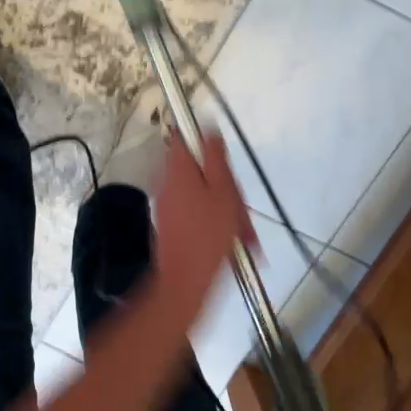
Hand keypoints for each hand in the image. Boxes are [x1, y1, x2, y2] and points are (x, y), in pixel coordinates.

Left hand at [150, 133, 254, 315]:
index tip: (226, 164)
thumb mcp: (222, 192)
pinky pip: (198, 213)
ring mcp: (168, 203)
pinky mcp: (172, 224)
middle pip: (199, 169)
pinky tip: (234, 243)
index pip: (185, 137)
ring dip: (226, 209)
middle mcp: (167, 180)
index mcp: (177, 167)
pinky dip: (216, 223)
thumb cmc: (207, 235)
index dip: (207, 143)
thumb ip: (215, 158)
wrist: (184, 283)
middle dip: (226, 188)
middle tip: (242, 211)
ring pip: (203, 194)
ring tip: (244, 234)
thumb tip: (208, 128)